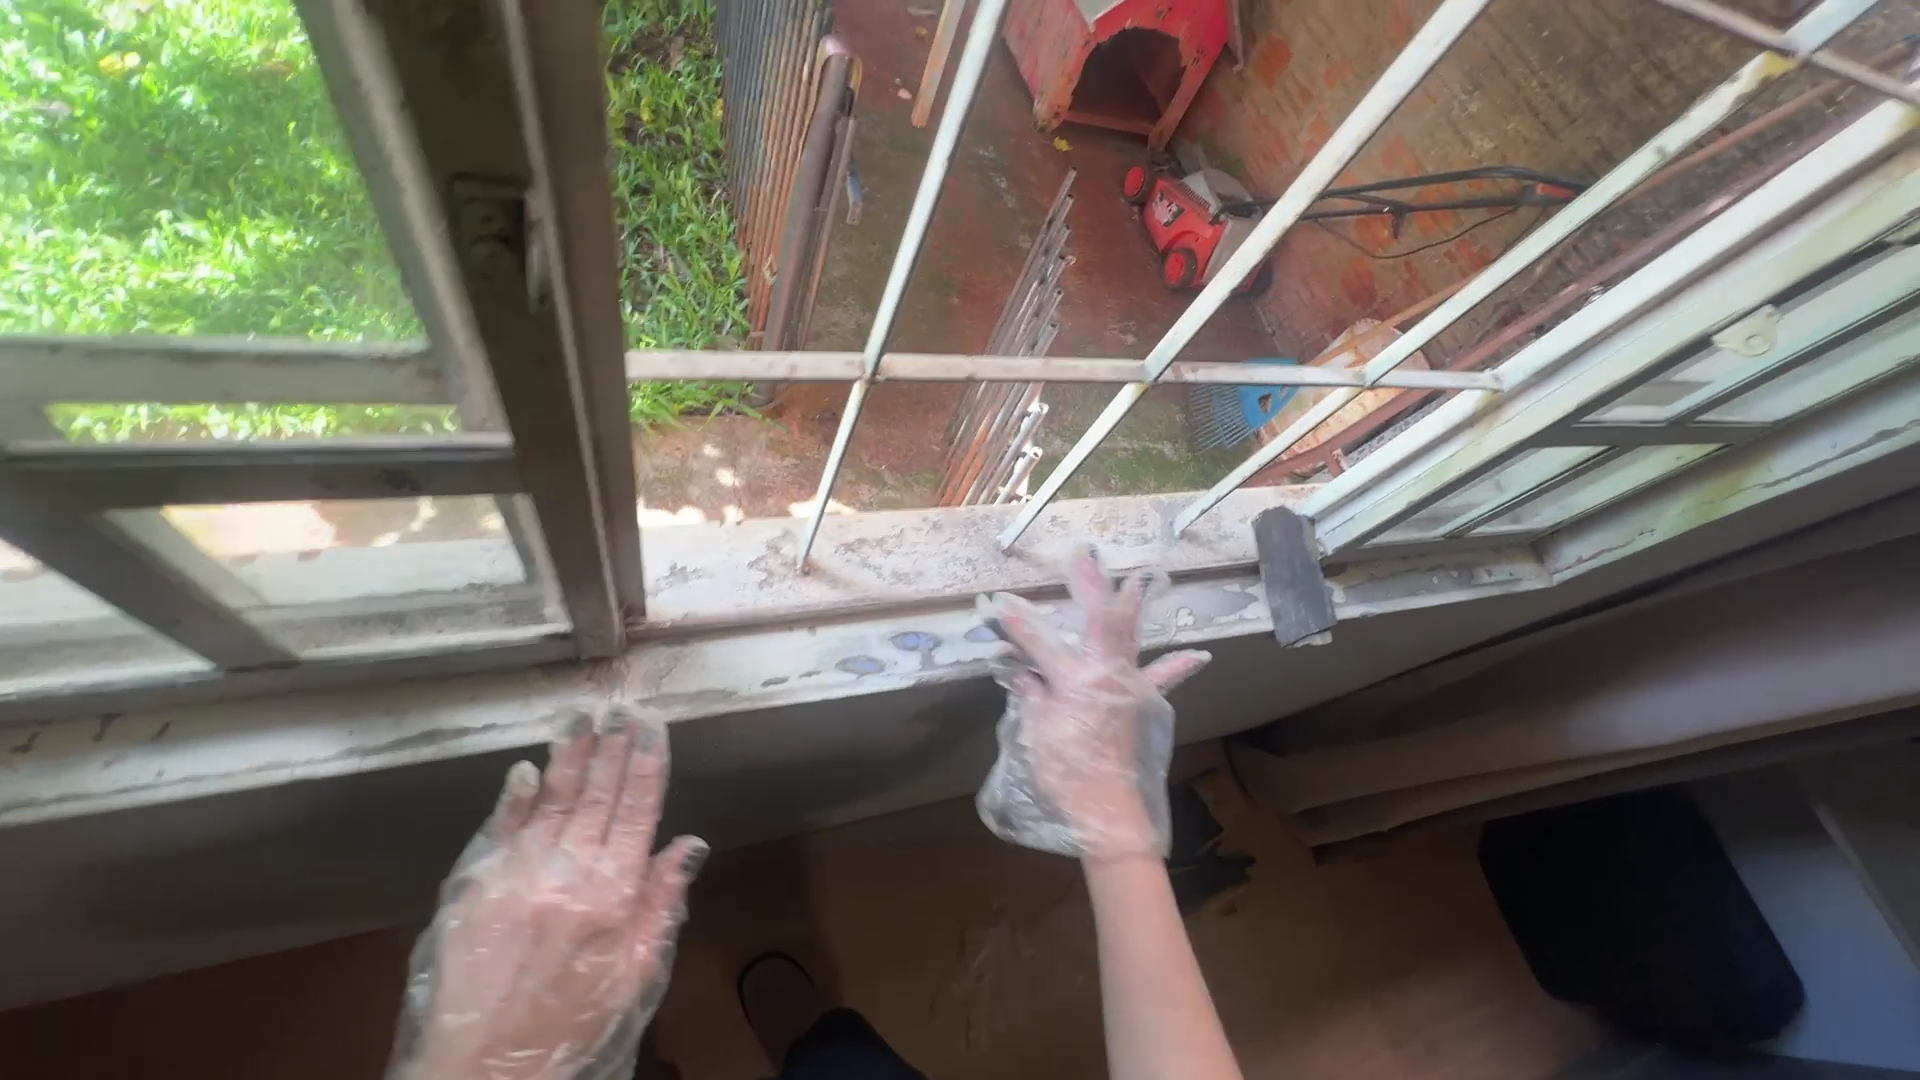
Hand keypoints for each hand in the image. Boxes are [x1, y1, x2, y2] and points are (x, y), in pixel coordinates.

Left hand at [395, 706, 706, 1079]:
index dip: (648, 763)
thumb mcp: (638, 977)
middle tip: (621, 706)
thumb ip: (663, 904)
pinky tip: (530, 767)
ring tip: (583, 717)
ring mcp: (516, 877)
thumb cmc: (573, 1030)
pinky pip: (501, 830)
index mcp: (614, 893)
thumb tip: (689, 842)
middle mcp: (568, 873)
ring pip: (553, 801)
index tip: (653, 726)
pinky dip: (517, 796)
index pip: (638, 809)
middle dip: (613, 746)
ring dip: (571, 756)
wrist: (480, 1079)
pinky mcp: (472, 891)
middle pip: (598, 794)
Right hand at [977, 546, 1208, 860]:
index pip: (1039, 643)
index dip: (1018, 624)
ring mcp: (1132, 686)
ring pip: (1132, 637)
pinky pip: (1163, 679)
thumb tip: (1021, 672)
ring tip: (1143, 578)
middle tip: (1088, 556)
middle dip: (1092, 586)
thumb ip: (1032, 695)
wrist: (1109, 809)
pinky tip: (1198, 656)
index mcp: (1075, 680)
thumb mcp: (1036, 732)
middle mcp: (1107, 674)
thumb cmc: (1068, 771)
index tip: (999, 604)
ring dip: (1135, 606)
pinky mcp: (1146, 704)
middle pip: (1099, 621)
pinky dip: (1178, 666)